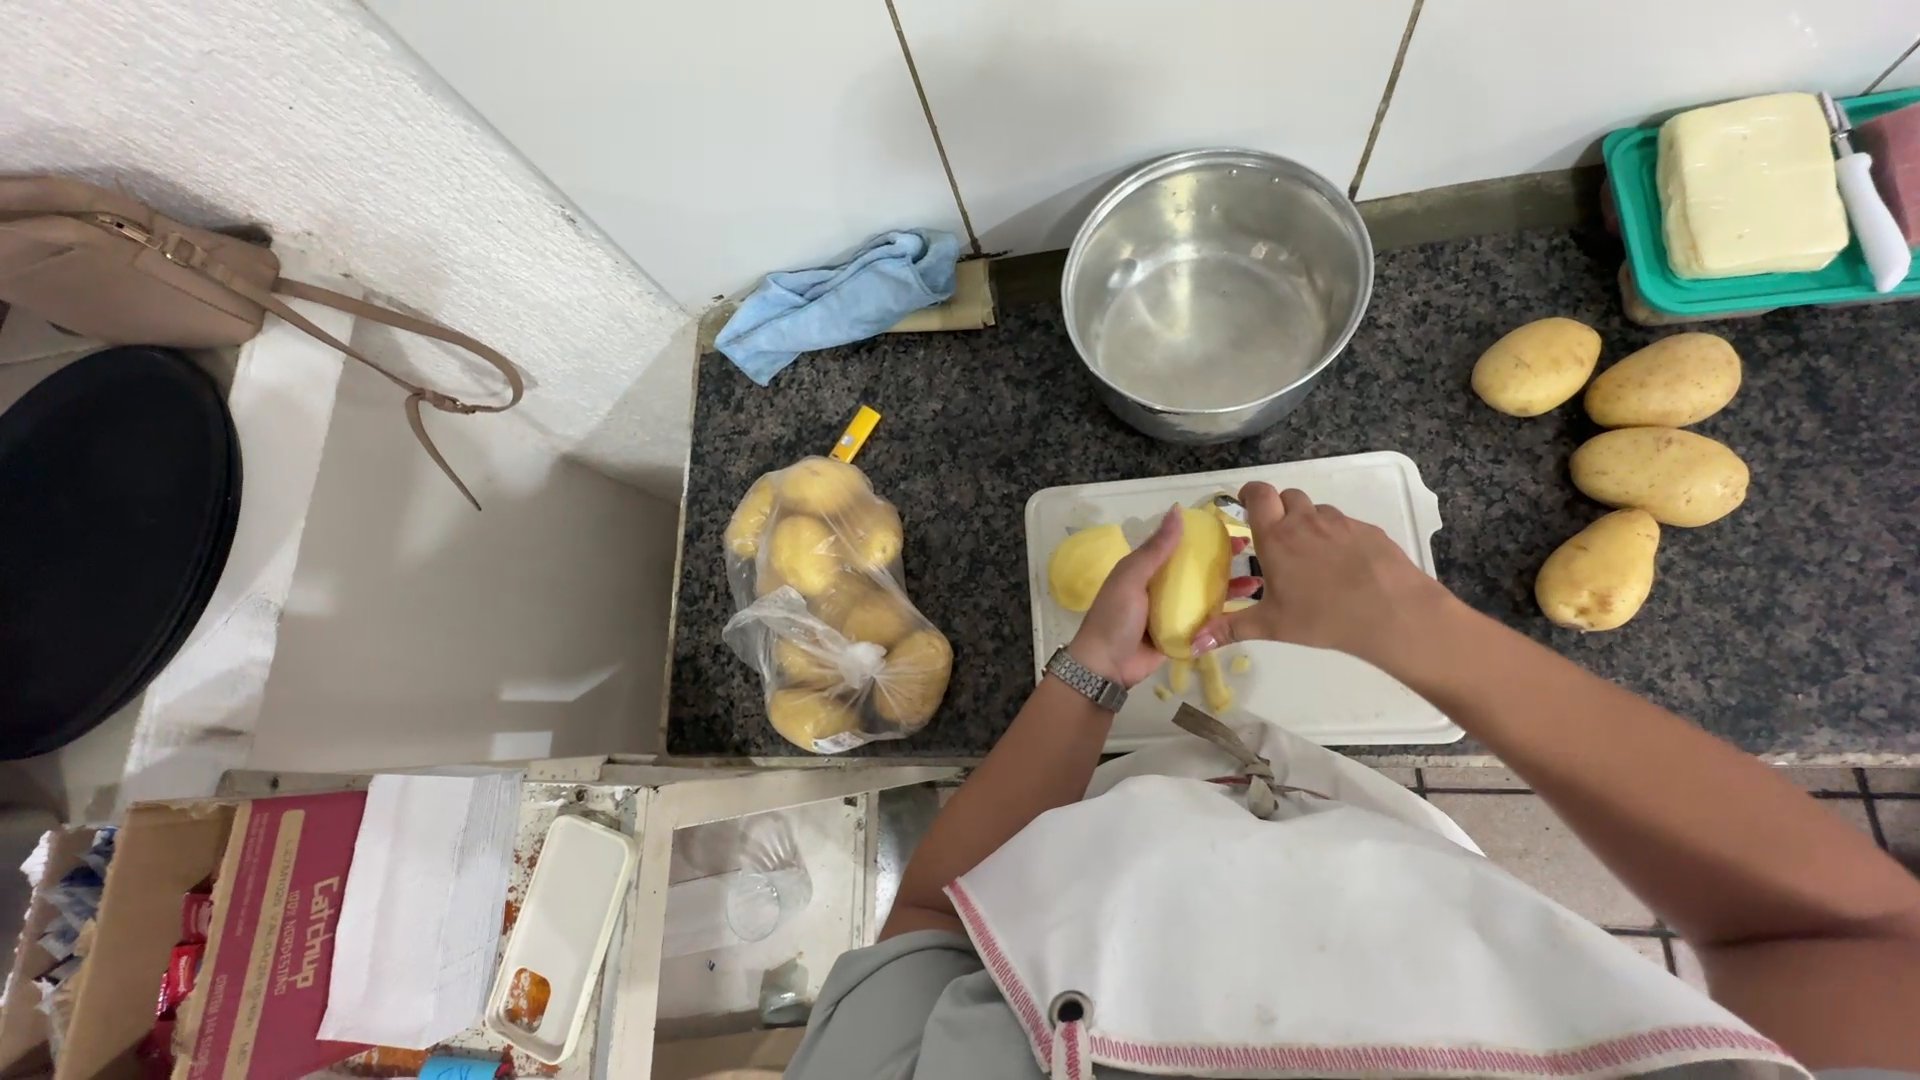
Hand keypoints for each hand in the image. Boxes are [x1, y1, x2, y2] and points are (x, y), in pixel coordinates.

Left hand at [1068, 505, 1257, 686]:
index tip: (1229, 529)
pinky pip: (1207, 621)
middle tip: (1249, 552)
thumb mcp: (1131, 577)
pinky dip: (1226, 615)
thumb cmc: (1114, 617)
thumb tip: (1177, 511)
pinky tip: (1249, 609)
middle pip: (1196, 570)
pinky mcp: (1182, 634)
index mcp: (1146, 569)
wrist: (1106, 666)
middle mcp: (1161, 587)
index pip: (1179, 546)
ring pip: (1206, 595)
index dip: (1203, 537)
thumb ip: (1155, 549)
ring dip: (1230, 588)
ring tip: (1256, 583)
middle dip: (1222, 561)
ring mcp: (1173, 611)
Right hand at [1191, 484, 1459, 667]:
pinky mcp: (1368, 531)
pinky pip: (1344, 525)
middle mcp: (1305, 521)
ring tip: (1311, 557)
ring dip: (1308, 523)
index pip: (1258, 494)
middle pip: (1287, 496)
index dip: (1249, 493)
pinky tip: (1343, 567)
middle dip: (1278, 509)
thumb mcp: (1271, 625)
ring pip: (1317, 511)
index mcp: (1276, 537)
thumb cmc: (1322, 617)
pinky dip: (1336, 537)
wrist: (1393, 612)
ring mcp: (1340, 523)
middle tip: (1276, 538)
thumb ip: (1230, 629)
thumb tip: (1192, 644)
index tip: (1246, 504)